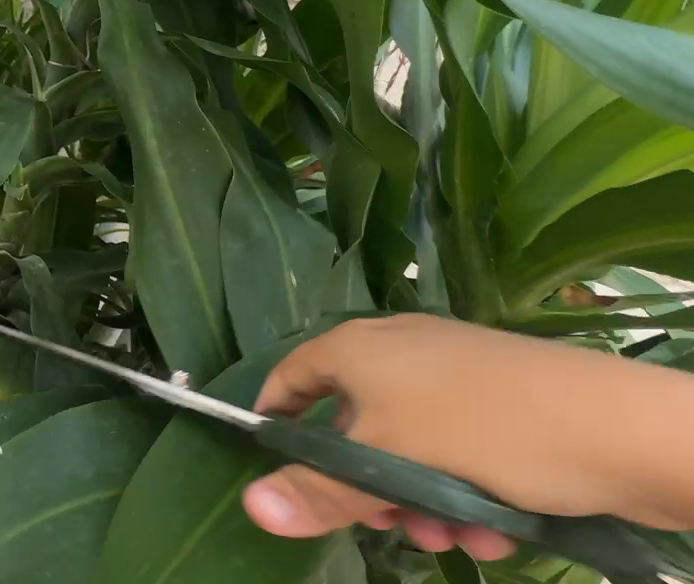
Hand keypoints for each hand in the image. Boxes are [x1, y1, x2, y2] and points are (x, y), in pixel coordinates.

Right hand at [242, 314, 693, 557]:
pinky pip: (459, 439)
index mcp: (352, 347)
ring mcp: (453, 367)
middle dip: (370, 483)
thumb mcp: (391, 466)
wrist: (631, 429)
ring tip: (459, 537)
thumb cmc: (483, 431)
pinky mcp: (504, 392)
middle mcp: (394, 347)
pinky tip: (496, 526)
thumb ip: (319, 489)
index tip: (281, 467)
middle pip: (355, 419)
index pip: (289, 378)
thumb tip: (251, 508)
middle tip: (390, 524)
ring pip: (412, 439)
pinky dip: (465, 484)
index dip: (278, 421)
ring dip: (424, 496)